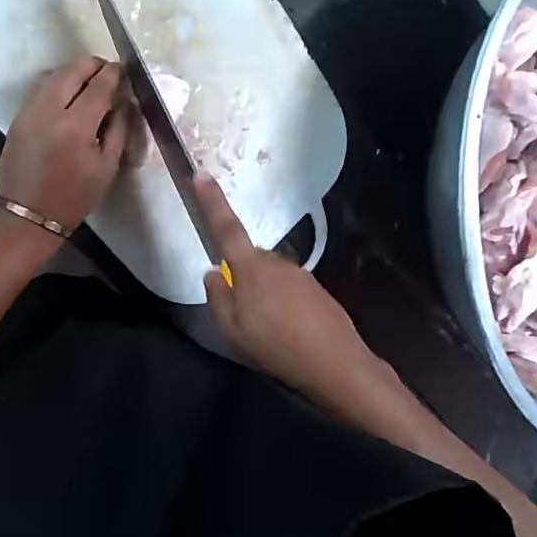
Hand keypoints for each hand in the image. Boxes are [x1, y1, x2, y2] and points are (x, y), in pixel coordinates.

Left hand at [0, 57, 131, 232]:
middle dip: (93, 66)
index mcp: (77, 126)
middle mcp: (50, 110)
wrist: (29, 213)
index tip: (123, 71)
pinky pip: (39, 87)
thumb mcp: (107, 167)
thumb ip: (119, 129)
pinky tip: (67, 95)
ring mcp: (30, 110)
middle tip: (107, 74)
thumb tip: (125, 102)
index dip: (113, 73)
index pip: (99, 85)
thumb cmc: (75, 196)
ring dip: (73, 72)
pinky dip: (56, 83)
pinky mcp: (18, 116)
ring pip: (53, 74)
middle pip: (73, 69)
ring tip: (88, 82)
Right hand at [195, 174, 378, 397]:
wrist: (335, 362)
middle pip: (249, 260)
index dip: (212, 201)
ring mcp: (300, 274)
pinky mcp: (316, 289)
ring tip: (267, 331)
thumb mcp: (232, 329)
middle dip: (241, 278)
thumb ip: (217, 297)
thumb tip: (212, 272)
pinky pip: (289, 290)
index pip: (226, 228)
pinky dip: (282, 306)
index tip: (201, 174)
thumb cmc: (276, 345)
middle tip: (242, 316)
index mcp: (251, 268)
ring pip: (270, 277)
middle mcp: (277, 262)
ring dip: (264, 296)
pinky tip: (287, 332)